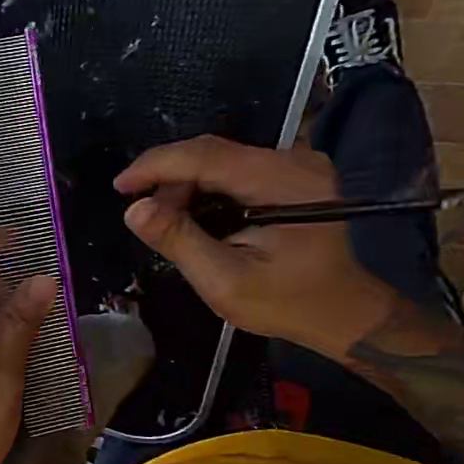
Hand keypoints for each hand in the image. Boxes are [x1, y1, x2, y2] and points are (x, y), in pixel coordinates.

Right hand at [115, 135, 398, 359]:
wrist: (342, 310)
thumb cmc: (288, 303)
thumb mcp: (226, 282)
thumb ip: (180, 242)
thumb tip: (134, 209)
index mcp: (283, 183)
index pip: (207, 155)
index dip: (157, 166)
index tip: (122, 186)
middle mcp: (294, 160)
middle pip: (214, 153)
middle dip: (171, 179)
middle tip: (145, 214)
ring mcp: (297, 163)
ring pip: (223, 158)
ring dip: (188, 184)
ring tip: (167, 219)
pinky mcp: (294, 173)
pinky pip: (238, 168)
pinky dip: (210, 187)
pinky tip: (196, 213)